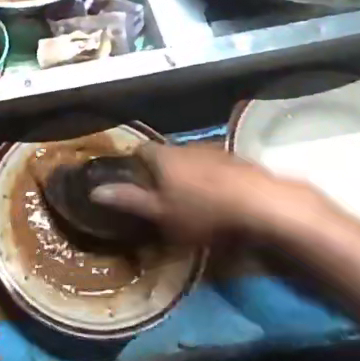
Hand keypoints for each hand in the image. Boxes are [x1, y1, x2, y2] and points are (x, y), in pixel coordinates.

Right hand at [90, 142, 340, 244]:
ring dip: (189, 175)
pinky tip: (218, 200)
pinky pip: (216, 168)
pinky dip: (212, 180)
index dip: (134, 164)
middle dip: (162, 171)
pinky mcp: (241, 162)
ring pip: (193, 161)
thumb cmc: (203, 211)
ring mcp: (216, 151)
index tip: (133, 180)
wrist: (264, 206)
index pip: (140, 150)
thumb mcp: (161, 213)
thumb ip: (129, 200)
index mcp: (163, 156)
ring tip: (190, 200)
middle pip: (167, 155)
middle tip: (161, 196)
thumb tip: (95, 191)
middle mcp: (187, 146)